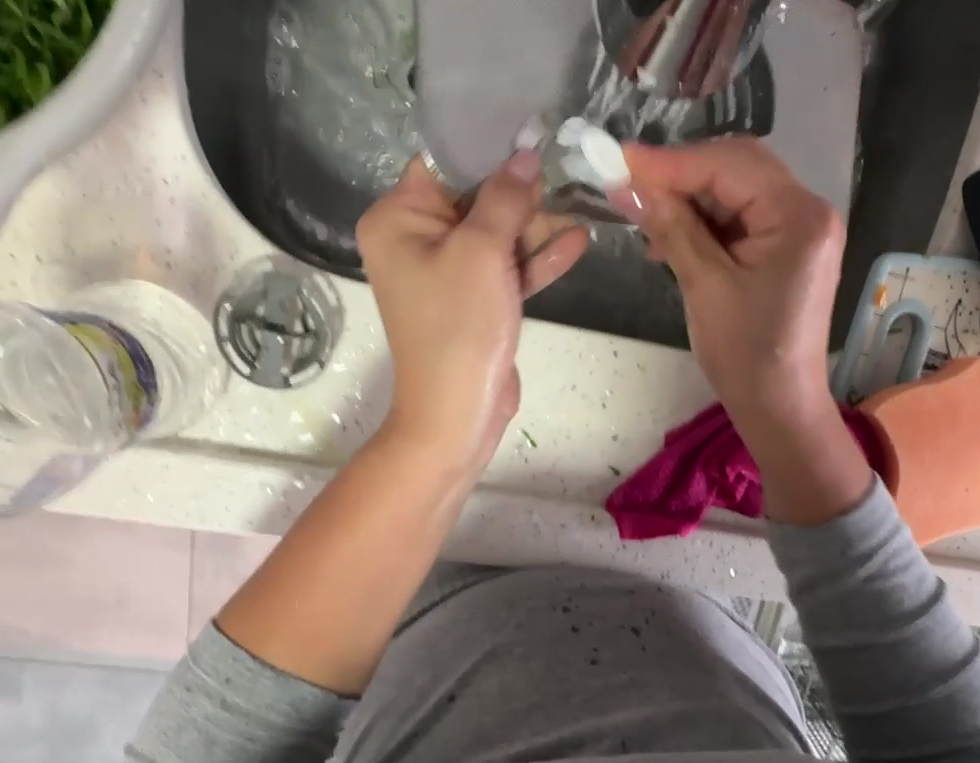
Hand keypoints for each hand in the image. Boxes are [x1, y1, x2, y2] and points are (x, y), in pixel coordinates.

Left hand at [356, 152, 588, 468]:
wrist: (458, 413)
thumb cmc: (459, 326)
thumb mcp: (482, 251)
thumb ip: (506, 197)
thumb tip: (525, 153)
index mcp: (397, 220)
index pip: (443, 163)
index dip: (488, 149)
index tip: (533, 133)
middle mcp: (414, 241)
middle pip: (473, 198)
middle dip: (521, 190)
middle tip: (568, 168)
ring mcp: (446, 275)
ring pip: (495, 236)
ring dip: (537, 226)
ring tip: (583, 202)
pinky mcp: (473, 303)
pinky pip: (504, 270)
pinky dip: (535, 260)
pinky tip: (577, 241)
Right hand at [624, 137, 871, 523]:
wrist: (779, 408)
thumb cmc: (745, 355)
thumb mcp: (704, 286)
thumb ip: (671, 227)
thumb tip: (627, 184)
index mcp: (799, 216)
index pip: (729, 165)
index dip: (671, 162)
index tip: (619, 161)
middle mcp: (809, 211)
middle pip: (738, 169)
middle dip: (682, 175)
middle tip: (629, 184)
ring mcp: (802, 230)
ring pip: (737, 192)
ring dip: (690, 200)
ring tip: (645, 218)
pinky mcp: (789, 250)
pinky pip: (743, 220)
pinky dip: (706, 224)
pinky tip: (671, 238)